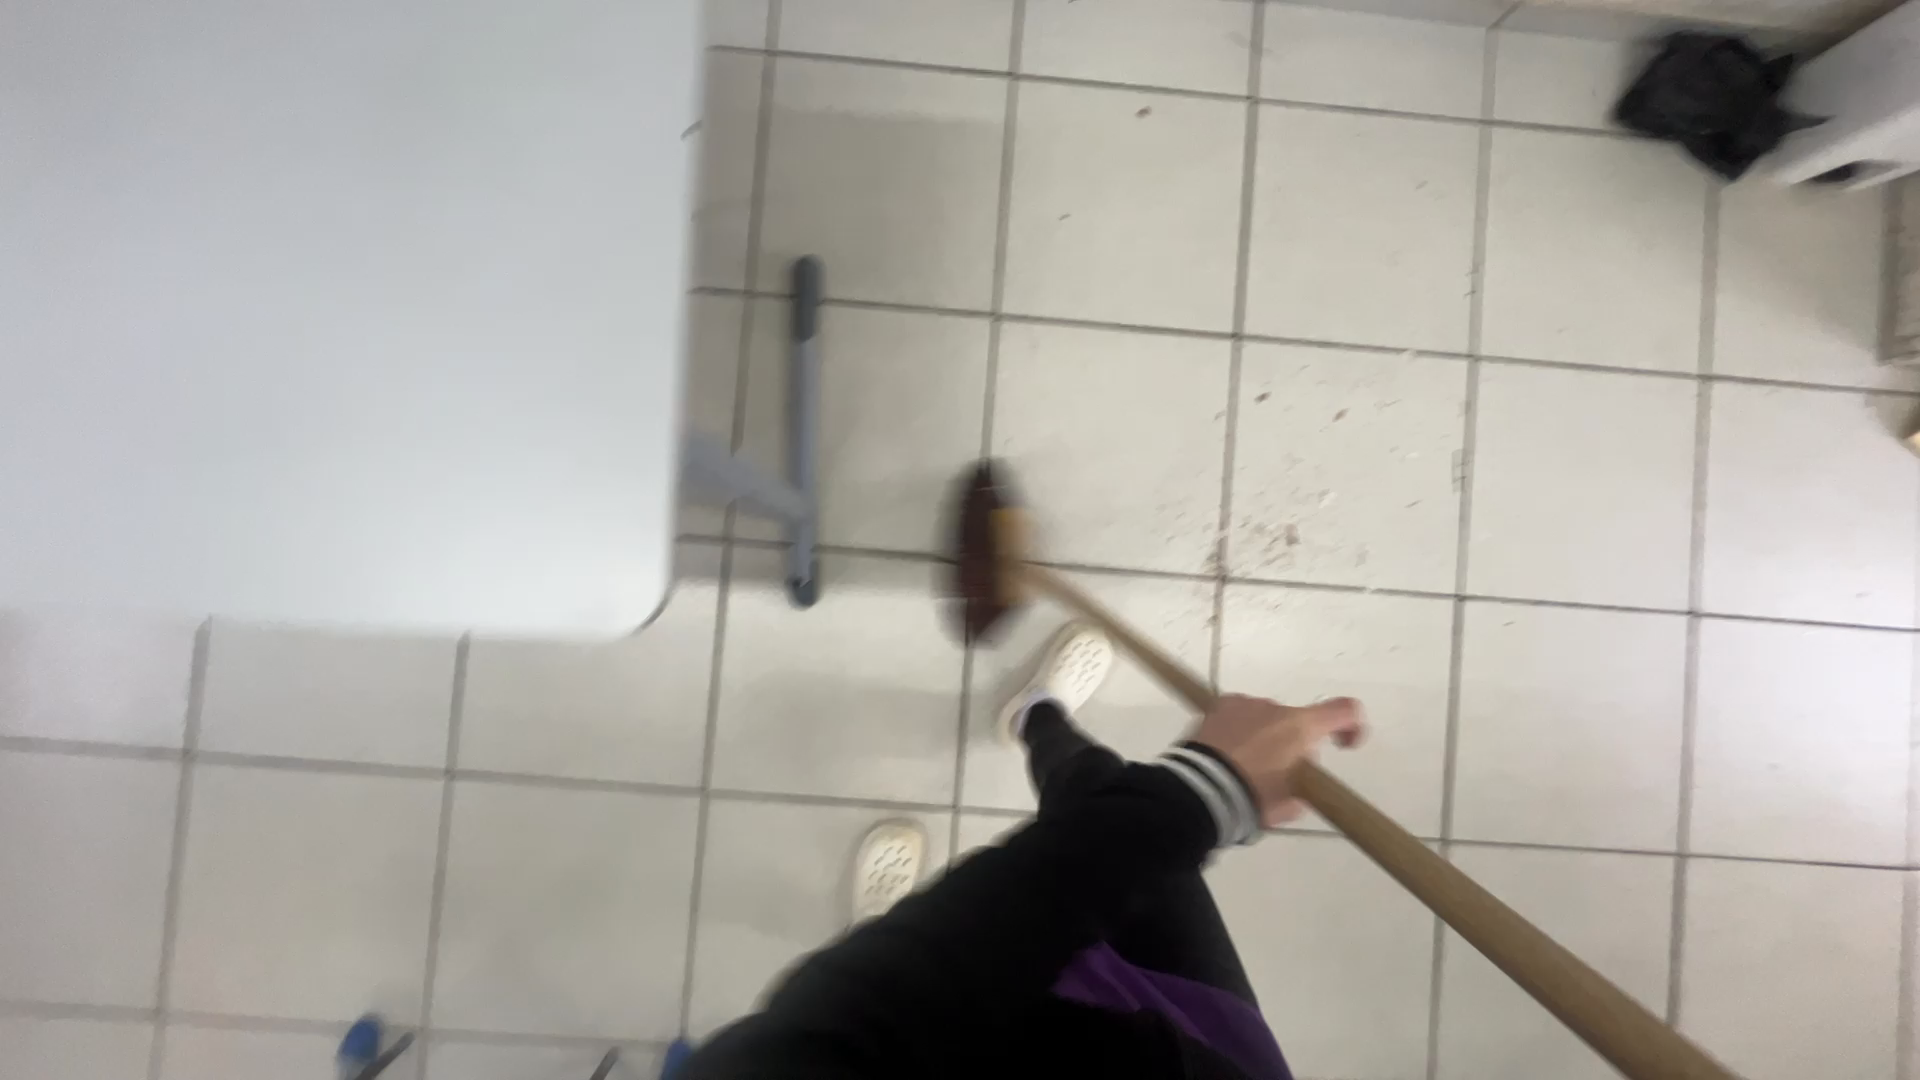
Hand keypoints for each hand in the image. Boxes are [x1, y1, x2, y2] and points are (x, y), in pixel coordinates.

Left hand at [1188, 694, 1365, 826]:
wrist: (1201, 787)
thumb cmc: (1254, 796)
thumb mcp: (1292, 802)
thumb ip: (1303, 786)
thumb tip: (1294, 780)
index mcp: (1300, 727)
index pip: (1345, 710)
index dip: (1352, 725)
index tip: (1342, 745)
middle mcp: (1274, 707)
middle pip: (1296, 721)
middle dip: (1292, 743)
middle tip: (1276, 773)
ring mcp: (1242, 703)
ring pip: (1265, 718)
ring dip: (1263, 736)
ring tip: (1244, 764)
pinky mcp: (1217, 706)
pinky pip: (1238, 715)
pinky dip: (1239, 730)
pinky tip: (1227, 752)